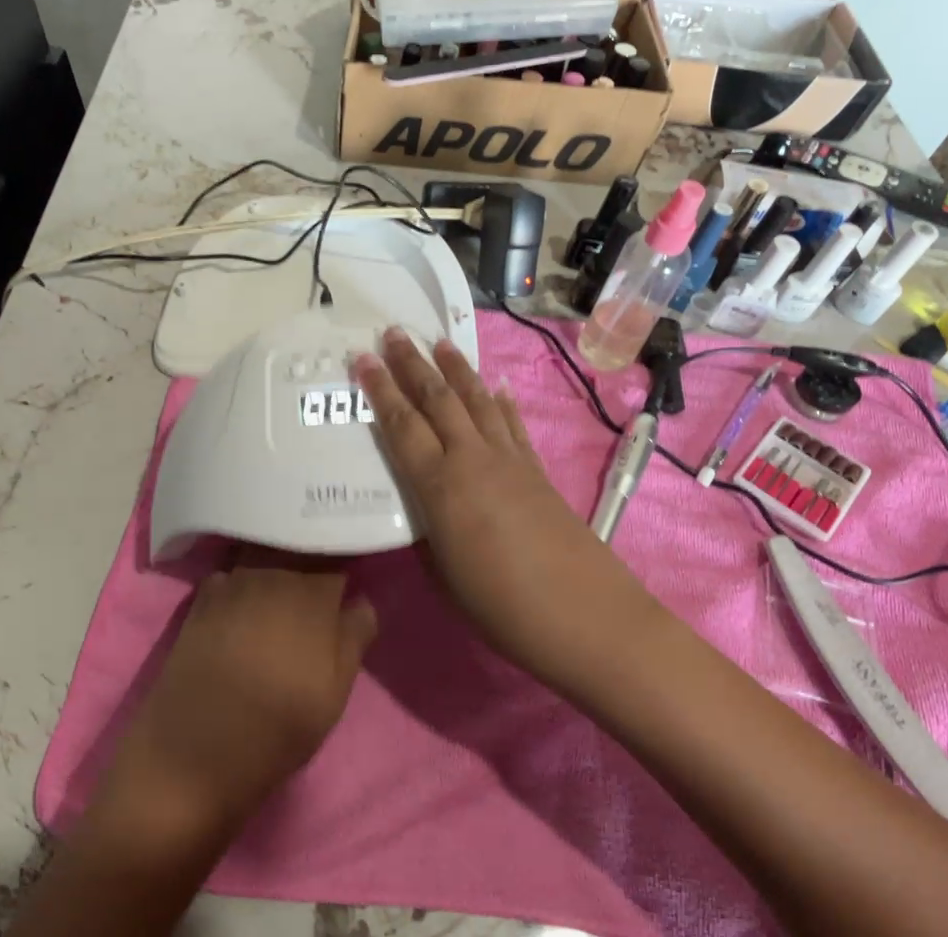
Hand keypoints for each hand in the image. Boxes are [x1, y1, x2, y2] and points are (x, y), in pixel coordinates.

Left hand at [93, 547, 376, 846]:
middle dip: (312, 560)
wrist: (193, 752)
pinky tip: (244, 599)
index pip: (337, 557)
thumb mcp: (333, 694)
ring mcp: (231, 584)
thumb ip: (353, 639)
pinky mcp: (200, 601)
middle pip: (298, 551)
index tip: (351, 579)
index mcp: (312, 594)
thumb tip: (361, 601)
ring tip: (285, 590)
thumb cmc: (276, 728)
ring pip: (263, 557)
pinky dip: (241, 580)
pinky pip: (230, 575)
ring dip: (277, 565)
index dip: (346, 563)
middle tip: (321, 587)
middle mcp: (271, 575)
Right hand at [352, 327, 647, 669]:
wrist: (584, 615)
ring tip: (440, 342)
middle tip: (393, 332)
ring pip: (478, 401)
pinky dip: (502, 401)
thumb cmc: (501, 607)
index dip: (380, 390)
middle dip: (414, 364)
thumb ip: (429, 532)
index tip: (362, 358)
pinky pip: (513, 425)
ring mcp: (510, 461)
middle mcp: (473, 461)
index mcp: (440, 488)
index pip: (402, 426)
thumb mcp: (443, 575)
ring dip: (456, 369)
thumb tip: (423, 510)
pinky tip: (497, 385)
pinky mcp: (537, 471)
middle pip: (438, 400)